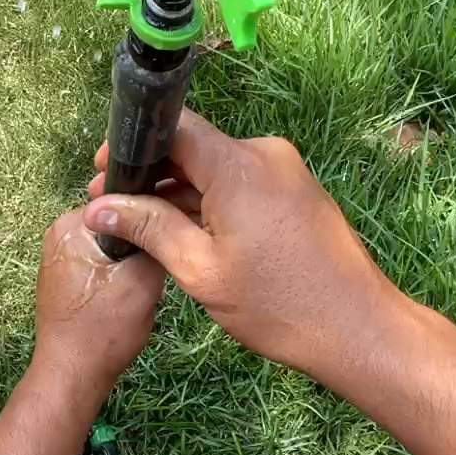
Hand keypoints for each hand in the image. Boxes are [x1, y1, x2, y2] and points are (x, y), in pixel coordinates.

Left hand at [30, 208, 165, 392]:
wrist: (73, 374)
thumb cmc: (104, 329)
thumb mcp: (144, 281)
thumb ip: (156, 242)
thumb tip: (166, 224)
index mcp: (72, 224)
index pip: (126, 203)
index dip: (151, 224)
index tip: (164, 245)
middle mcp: (59, 232)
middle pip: (120, 224)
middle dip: (138, 247)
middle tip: (149, 276)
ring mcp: (58, 255)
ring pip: (112, 246)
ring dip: (129, 264)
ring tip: (136, 290)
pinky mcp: (63, 276)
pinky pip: (100, 263)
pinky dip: (115, 277)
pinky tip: (121, 298)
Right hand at [84, 110, 404, 385]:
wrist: (356, 327)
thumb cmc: (275, 304)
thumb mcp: (200, 269)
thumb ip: (148, 228)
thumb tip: (99, 208)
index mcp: (238, 165)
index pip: (174, 127)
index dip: (133, 144)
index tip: (102, 171)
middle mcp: (264, 154)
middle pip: (193, 148)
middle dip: (151, 175)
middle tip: (112, 208)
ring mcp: (285, 171)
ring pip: (215, 169)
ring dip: (180, 193)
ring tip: (144, 227)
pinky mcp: (295, 191)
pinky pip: (240, 184)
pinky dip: (210, 202)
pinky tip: (187, 232)